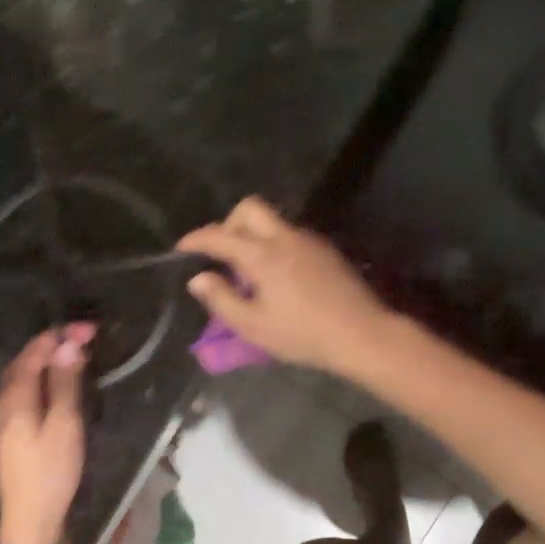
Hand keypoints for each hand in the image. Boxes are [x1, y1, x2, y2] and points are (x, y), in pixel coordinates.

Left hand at [0, 324, 94, 543]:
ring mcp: (3, 418)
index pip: (35, 351)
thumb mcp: (64, 425)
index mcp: (14, 396)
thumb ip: (64, 383)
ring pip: (22, 376)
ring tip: (74, 355)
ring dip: (46, 361)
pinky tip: (57, 385)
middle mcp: (3, 401)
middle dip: (52, 344)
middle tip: (84, 338)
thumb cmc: (51, 472)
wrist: (29, 520)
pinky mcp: (10, 432)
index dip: (60, 335)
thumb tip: (67, 344)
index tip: (90, 330)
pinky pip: (24, 392)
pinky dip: (42, 379)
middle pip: (24, 361)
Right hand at [177, 197, 392, 374]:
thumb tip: (199, 278)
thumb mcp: (254, 326)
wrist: (362, 334)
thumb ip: (222, 299)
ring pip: (272, 221)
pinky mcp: (325, 250)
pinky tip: (276, 277)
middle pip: (249, 208)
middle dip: (228, 224)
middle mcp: (284, 237)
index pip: (220, 235)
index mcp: (262, 255)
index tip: (182, 248)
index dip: (196, 239)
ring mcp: (308, 240)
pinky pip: (289, 235)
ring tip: (248, 272)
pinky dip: (273, 245)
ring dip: (253, 235)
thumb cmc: (303, 335)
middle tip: (222, 254)